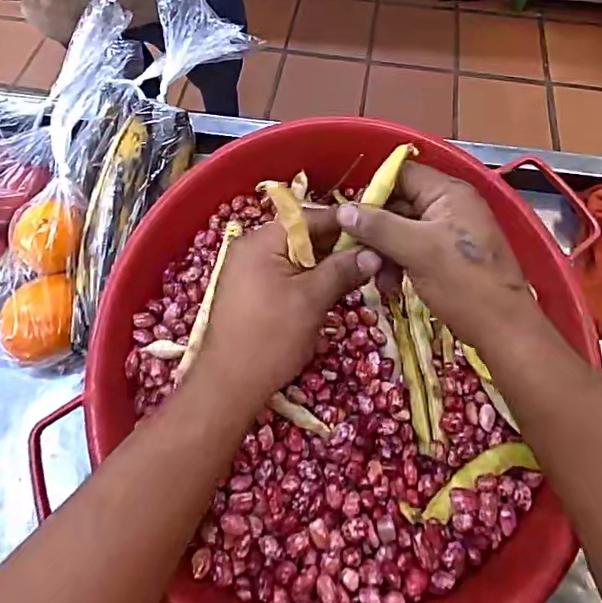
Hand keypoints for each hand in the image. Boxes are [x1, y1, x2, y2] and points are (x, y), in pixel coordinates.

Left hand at [191, 209, 379, 409]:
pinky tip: (328, 294)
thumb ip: (342, 270)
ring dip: (323, 266)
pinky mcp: (249, 291)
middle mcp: (251, 247)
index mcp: (262, 240)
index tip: (374, 231)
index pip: (309, 217)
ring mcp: (247, 270)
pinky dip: (307, 280)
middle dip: (336, 247)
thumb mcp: (312, 300)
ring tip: (354, 278)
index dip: (343, 223)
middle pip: (302, 235)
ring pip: (295, 257)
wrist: (228, 385)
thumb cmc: (270, 337)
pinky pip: (283, 274)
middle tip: (369, 259)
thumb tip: (373, 253)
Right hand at [336, 162, 539, 350]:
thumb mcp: (417, 250)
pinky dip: (399, 263)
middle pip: (400, 202)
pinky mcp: (449, 255)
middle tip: (356, 251)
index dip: (373, 190)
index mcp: (448, 192)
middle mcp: (451, 204)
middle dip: (376, 228)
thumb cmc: (465, 284)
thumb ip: (379, 227)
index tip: (350, 216)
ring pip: (403, 228)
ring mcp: (451, 231)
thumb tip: (344, 211)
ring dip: (384, 250)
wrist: (506, 332)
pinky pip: (414, 248)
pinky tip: (391, 285)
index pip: (401, 174)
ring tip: (378, 277)